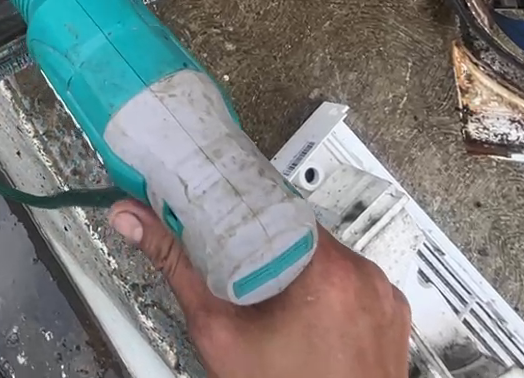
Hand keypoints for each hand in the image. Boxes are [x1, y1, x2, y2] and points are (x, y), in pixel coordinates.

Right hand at [109, 201, 409, 377]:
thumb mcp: (217, 328)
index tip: (208, 195)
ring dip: (287, 257)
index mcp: (325, 270)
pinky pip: (347, 280)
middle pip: (295, 225)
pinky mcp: (391, 317)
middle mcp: (364, 277)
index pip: (270, 200)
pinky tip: (293, 305)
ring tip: (256, 279)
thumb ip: (175, 263)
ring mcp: (384, 298)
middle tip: (224, 246)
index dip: (234, 196)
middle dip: (257, 232)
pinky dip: (319, 284)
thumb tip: (132, 217)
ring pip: (320, 251)